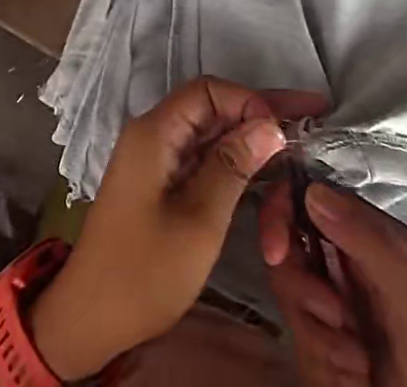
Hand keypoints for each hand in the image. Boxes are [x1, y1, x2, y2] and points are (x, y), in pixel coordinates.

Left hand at [27, 77, 326, 379]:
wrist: (93, 315)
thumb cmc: (145, 273)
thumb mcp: (198, 220)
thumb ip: (232, 167)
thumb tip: (271, 124)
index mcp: (154, 133)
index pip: (208, 91)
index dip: (251, 100)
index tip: (290, 127)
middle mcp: (153, 135)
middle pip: (211, 107)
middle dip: (260, 112)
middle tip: (313, 117)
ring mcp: (157, 159)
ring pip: (210, 133)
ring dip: (251, 138)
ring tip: (300, 145)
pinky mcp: (162, 181)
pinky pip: (203, 157)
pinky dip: (235, 161)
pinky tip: (267, 168)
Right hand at [261, 182, 406, 386]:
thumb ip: (373, 244)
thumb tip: (312, 189)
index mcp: (373, 239)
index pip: (308, 201)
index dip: (281, 216)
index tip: (276, 251)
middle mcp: (349, 267)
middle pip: (288, 253)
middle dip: (301, 291)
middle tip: (338, 321)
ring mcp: (338, 309)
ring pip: (290, 301)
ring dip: (318, 338)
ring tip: (360, 366)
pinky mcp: (330, 349)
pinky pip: (301, 345)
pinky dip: (324, 368)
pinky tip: (356, 381)